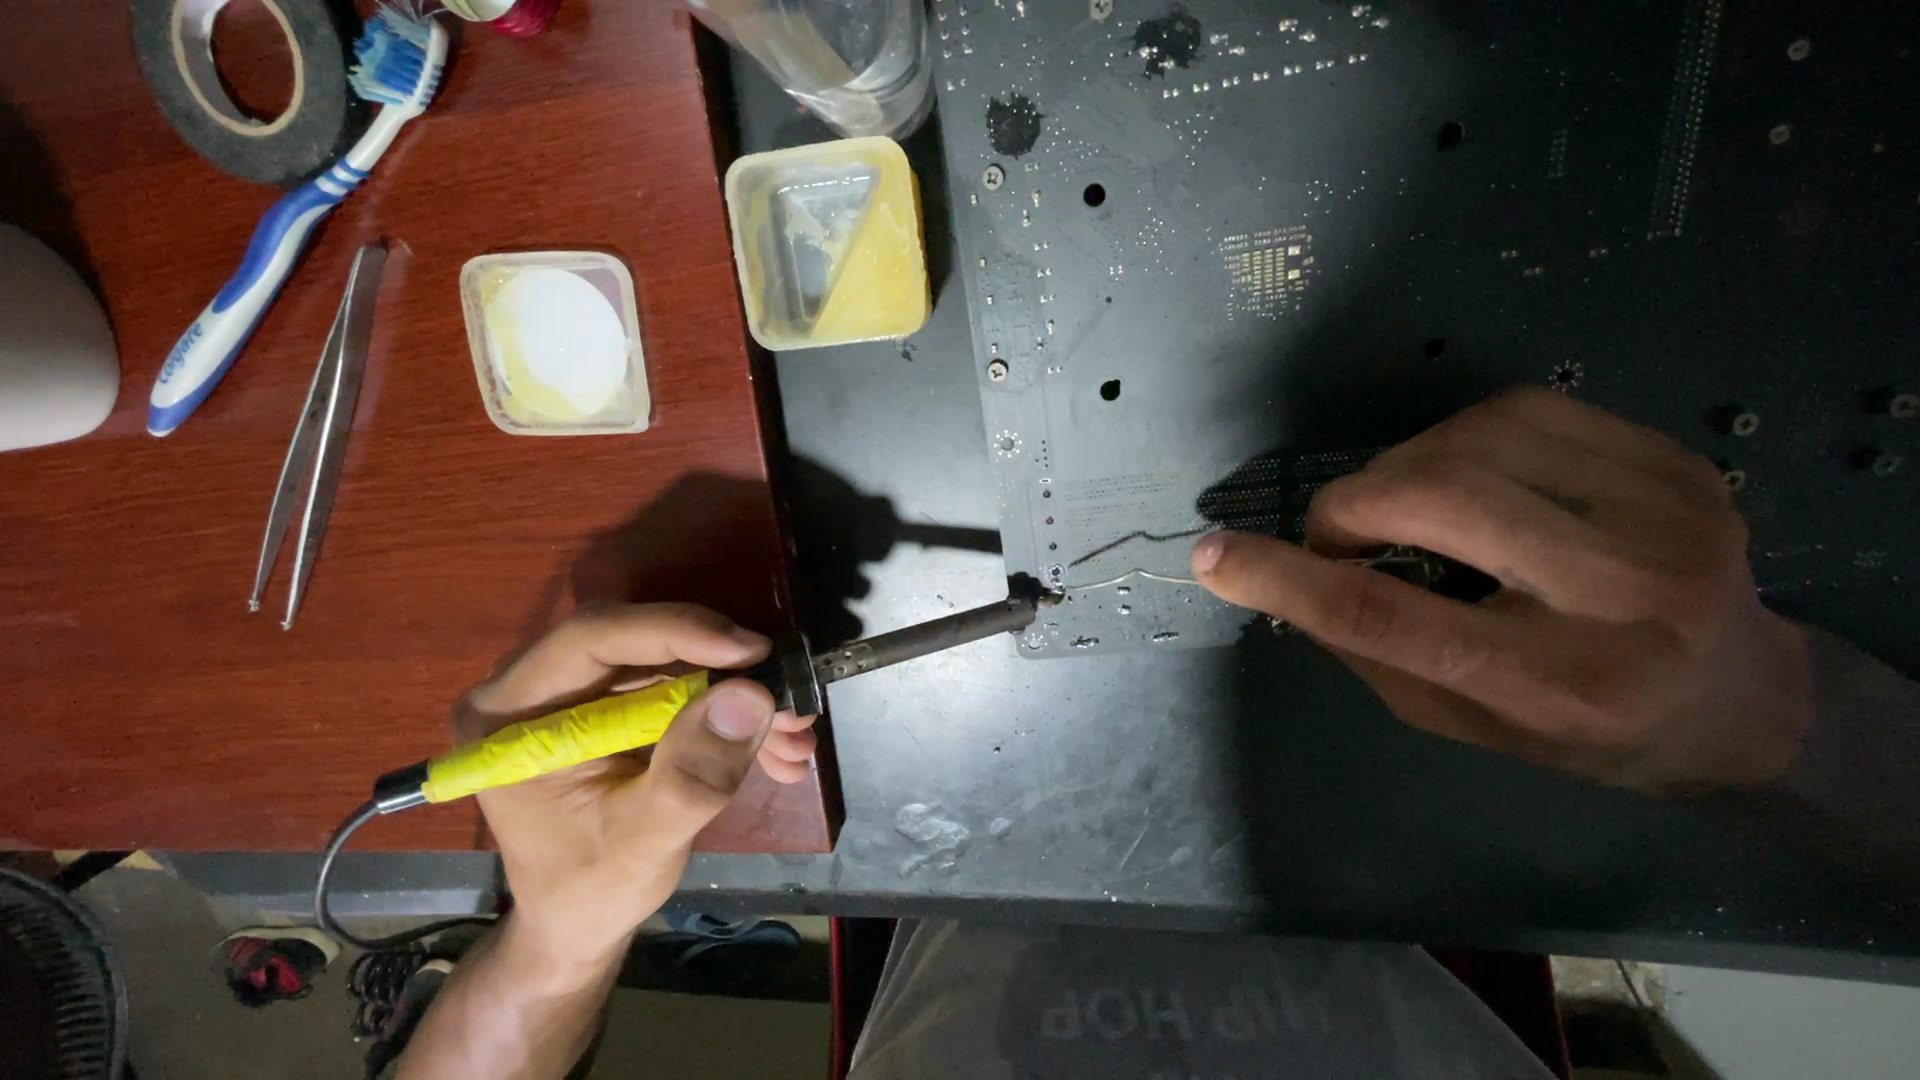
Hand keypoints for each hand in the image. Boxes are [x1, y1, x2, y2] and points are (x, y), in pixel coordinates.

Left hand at [456, 603, 818, 961]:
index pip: (592, 638)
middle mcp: (540, 686)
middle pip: (642, 643)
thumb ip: (691, 776)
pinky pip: (685, 689)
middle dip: (725, 670)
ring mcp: (582, 693)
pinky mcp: (620, 706)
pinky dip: (735, 717)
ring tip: (797, 737)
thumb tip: (750, 696)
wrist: (580, 923)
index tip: (752, 650)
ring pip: (674, 663)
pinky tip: (781, 752)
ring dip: (742, 696)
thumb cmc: (589, 891)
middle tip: (790, 697)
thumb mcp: (643, 843)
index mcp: (510, 711)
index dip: (675, 632)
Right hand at [1192, 387, 1813, 794]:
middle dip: (1347, 507)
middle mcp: (1623, 592)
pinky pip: (1516, 410)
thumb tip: (1283, 575)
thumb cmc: (1576, 728)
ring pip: (1468, 440)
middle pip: (1435, 500)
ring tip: (1396, 510)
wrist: (1740, 696)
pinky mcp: (1671, 458)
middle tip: (1332, 535)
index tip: (1212, 555)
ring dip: (1395, 470)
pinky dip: (1450, 438)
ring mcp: (1663, 511)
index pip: (1389, 617)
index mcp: (1558, 683)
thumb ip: (1367, 648)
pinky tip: (1453, 474)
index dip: (1285, 578)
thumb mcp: (1455, 718)